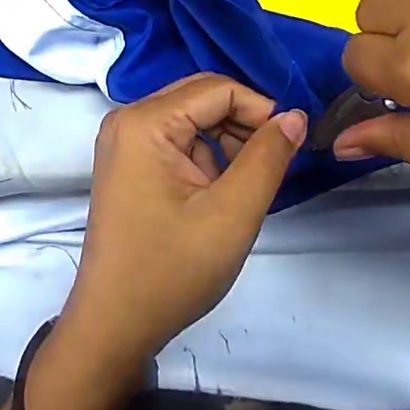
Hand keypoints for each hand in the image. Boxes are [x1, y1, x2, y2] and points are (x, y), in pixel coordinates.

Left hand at [13, 74, 303, 409]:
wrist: (115, 322)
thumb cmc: (171, 269)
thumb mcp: (232, 215)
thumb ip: (267, 158)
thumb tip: (294, 115)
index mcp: (145, 121)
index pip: (217, 88)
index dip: (260, 109)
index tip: (292, 144)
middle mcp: (127, 117)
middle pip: (201, 96)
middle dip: (243, 122)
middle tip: (273, 163)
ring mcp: (123, 138)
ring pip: (190, 115)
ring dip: (225, 138)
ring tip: (245, 183)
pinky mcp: (126, 158)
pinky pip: (175, 136)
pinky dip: (204, 153)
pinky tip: (217, 189)